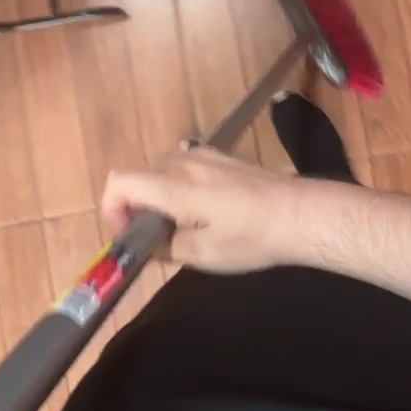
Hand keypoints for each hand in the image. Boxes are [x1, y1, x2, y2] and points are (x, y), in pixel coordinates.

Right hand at [100, 146, 323, 273]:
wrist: (299, 213)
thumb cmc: (251, 237)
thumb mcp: (204, 255)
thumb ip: (166, 247)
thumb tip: (150, 242)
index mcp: (175, 186)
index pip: (120, 181)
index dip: (112, 207)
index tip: (129, 233)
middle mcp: (184, 162)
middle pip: (139, 175)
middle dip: (137, 206)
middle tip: (158, 238)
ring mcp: (204, 155)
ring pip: (161, 169)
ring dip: (160, 195)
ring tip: (183, 225)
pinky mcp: (221, 156)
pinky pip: (184, 165)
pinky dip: (180, 186)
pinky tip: (204, 208)